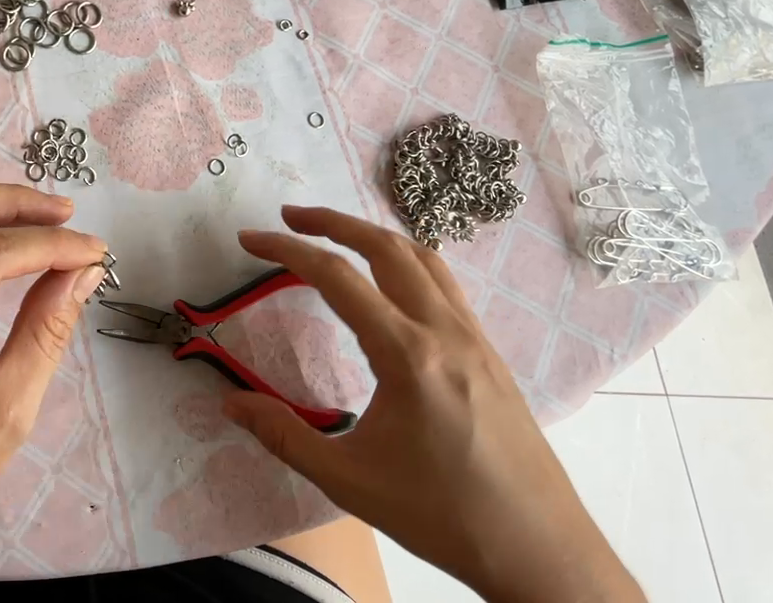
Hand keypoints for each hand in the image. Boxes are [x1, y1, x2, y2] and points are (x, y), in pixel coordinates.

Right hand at [227, 207, 644, 602]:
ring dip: (373, 235)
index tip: (249, 238)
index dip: (286, 249)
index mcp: (407, 354)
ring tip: (336, 235)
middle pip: (385, 247)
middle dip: (332, 222)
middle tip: (289, 217)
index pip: (337, 277)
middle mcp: (444, 331)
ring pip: (423, 258)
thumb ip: (283, 435)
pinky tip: (391, 283)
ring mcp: (474, 338)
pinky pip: (445, 284)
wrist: (543, 554)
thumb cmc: (442, 515)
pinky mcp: (490, 354)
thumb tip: (229, 403)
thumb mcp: (349, 480)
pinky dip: (407, 261)